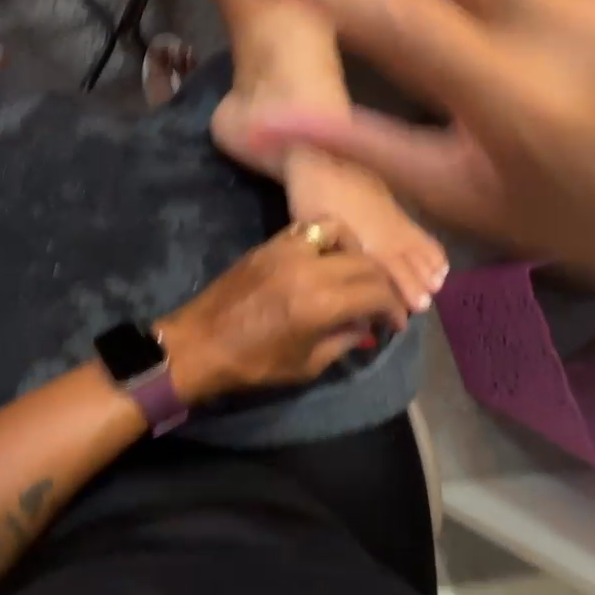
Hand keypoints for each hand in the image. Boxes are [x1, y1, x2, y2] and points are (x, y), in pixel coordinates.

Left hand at [156, 223, 410, 403]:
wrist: (199, 343)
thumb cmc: (253, 363)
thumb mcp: (308, 363)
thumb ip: (343, 339)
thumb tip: (365, 325)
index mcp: (322, 301)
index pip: (378, 291)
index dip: (394, 308)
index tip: (394, 323)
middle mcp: (307, 267)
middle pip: (364, 262)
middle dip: (382, 283)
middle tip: (383, 303)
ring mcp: (284, 251)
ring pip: (336, 231)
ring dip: (355, 251)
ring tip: (356, 275)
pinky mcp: (266, 246)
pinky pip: (305, 230)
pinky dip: (325, 240)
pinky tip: (325, 263)